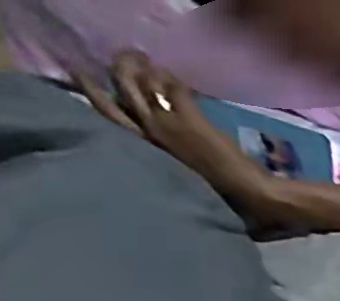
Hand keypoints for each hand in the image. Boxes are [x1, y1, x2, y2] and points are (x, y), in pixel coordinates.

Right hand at [74, 51, 267, 203]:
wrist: (256, 200)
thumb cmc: (225, 204)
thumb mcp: (184, 185)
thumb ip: (166, 166)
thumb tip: (158, 155)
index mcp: (144, 154)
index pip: (107, 115)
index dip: (93, 91)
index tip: (83, 76)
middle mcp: (149, 136)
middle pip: (120, 89)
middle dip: (117, 68)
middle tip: (123, 57)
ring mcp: (170, 126)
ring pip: (142, 81)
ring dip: (142, 66)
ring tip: (144, 59)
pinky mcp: (192, 121)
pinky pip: (174, 87)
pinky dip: (171, 78)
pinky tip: (174, 77)